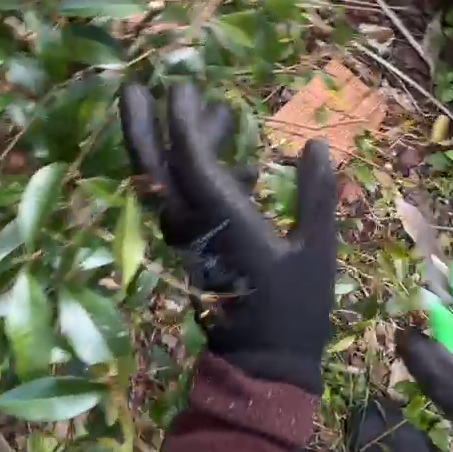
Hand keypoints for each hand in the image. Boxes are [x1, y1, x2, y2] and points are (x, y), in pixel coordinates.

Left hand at [119, 82, 338, 393]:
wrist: (263, 366)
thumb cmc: (295, 309)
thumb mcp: (317, 251)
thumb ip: (315, 196)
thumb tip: (315, 146)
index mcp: (223, 222)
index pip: (190, 161)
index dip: (183, 121)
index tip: (182, 85)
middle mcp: (194, 226)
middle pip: (154, 170)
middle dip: (141, 127)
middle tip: (136, 87)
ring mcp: (189, 239)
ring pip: (167, 182)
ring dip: (177, 144)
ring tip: (215, 109)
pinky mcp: (194, 248)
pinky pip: (185, 199)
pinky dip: (200, 173)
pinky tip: (240, 163)